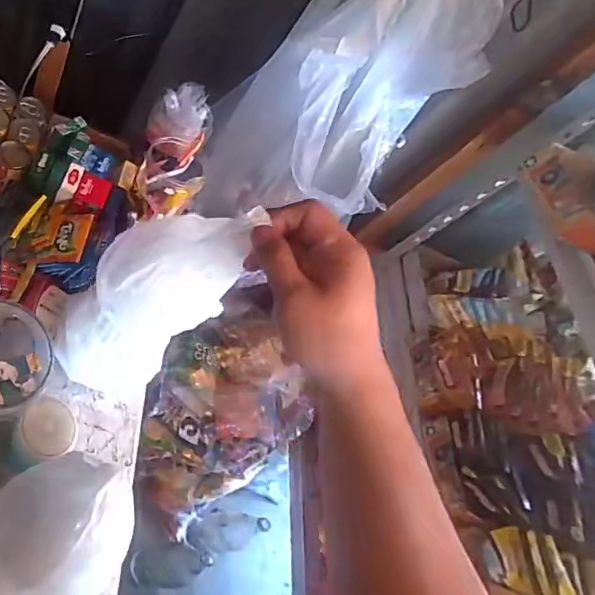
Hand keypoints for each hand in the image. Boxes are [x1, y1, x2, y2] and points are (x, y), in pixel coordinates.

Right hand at [250, 200, 385, 393]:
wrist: (349, 382)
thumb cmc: (322, 337)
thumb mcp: (293, 294)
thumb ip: (275, 257)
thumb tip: (258, 228)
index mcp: (341, 250)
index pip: (308, 212)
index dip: (279, 219)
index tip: (254, 242)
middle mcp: (342, 256)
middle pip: (303, 229)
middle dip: (272, 239)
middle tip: (246, 262)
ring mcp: (336, 275)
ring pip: (299, 251)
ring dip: (273, 257)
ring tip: (250, 275)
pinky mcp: (328, 293)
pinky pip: (302, 271)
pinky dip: (281, 274)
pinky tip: (263, 289)